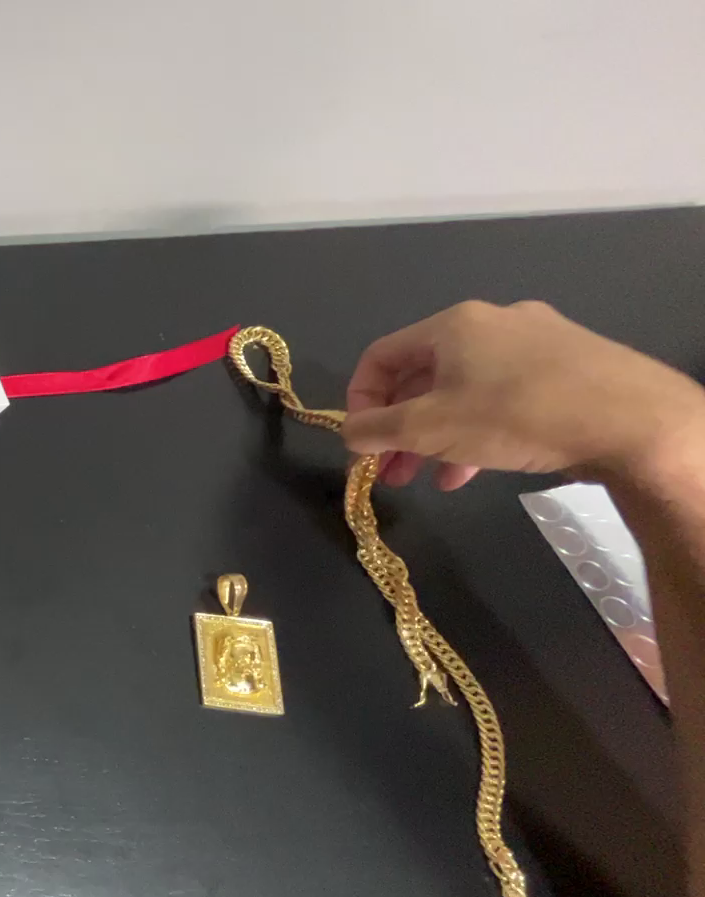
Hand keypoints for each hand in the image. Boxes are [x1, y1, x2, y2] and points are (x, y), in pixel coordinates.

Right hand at [343, 300, 704, 489]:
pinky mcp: (572, 367)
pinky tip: (473, 468)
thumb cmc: (515, 416)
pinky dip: (475, 431)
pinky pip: (501, 397)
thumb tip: (350, 433)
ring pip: (460, 392)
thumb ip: (371, 429)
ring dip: (433, 436)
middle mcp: (495, 323)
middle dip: (397, 428)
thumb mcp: (423, 428)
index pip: (379, 358)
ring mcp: (539, 343)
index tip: (360, 439)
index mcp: (454, 326)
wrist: (643, 426)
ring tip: (427, 476)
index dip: (358, 401)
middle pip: (420, 379)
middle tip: (387, 468)